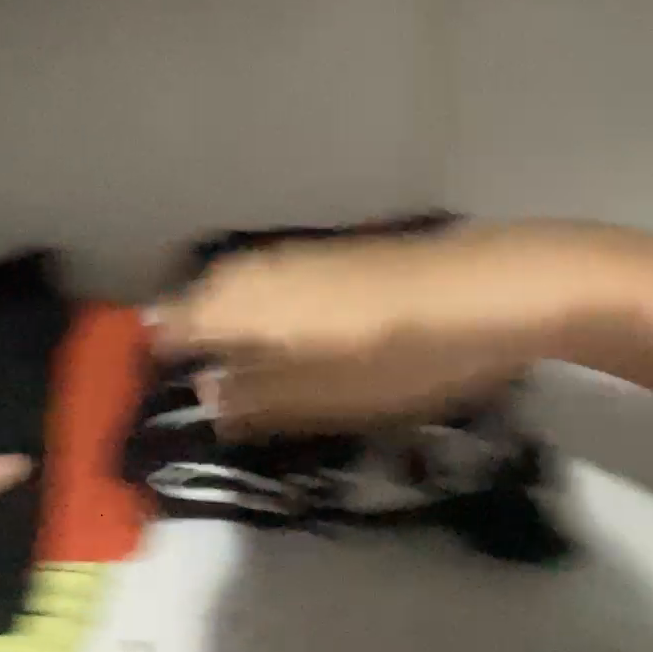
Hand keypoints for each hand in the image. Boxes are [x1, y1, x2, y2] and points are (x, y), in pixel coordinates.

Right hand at [154, 223, 623, 435]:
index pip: (176, 322)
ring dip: (222, 314)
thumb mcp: (326, 397)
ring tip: (232, 354)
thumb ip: (258, 398)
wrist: (494, 290)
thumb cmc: (402, 356)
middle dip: (188, 329)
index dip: (160, 351)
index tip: (158, 381)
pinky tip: (284, 325)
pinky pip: (271, 276)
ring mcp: (300, 255)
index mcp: (248, 306)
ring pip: (237, 281)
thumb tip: (205, 397)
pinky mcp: (334, 252)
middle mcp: (263, 271)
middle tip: (193, 371)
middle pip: (202, 296)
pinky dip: (260, 301)